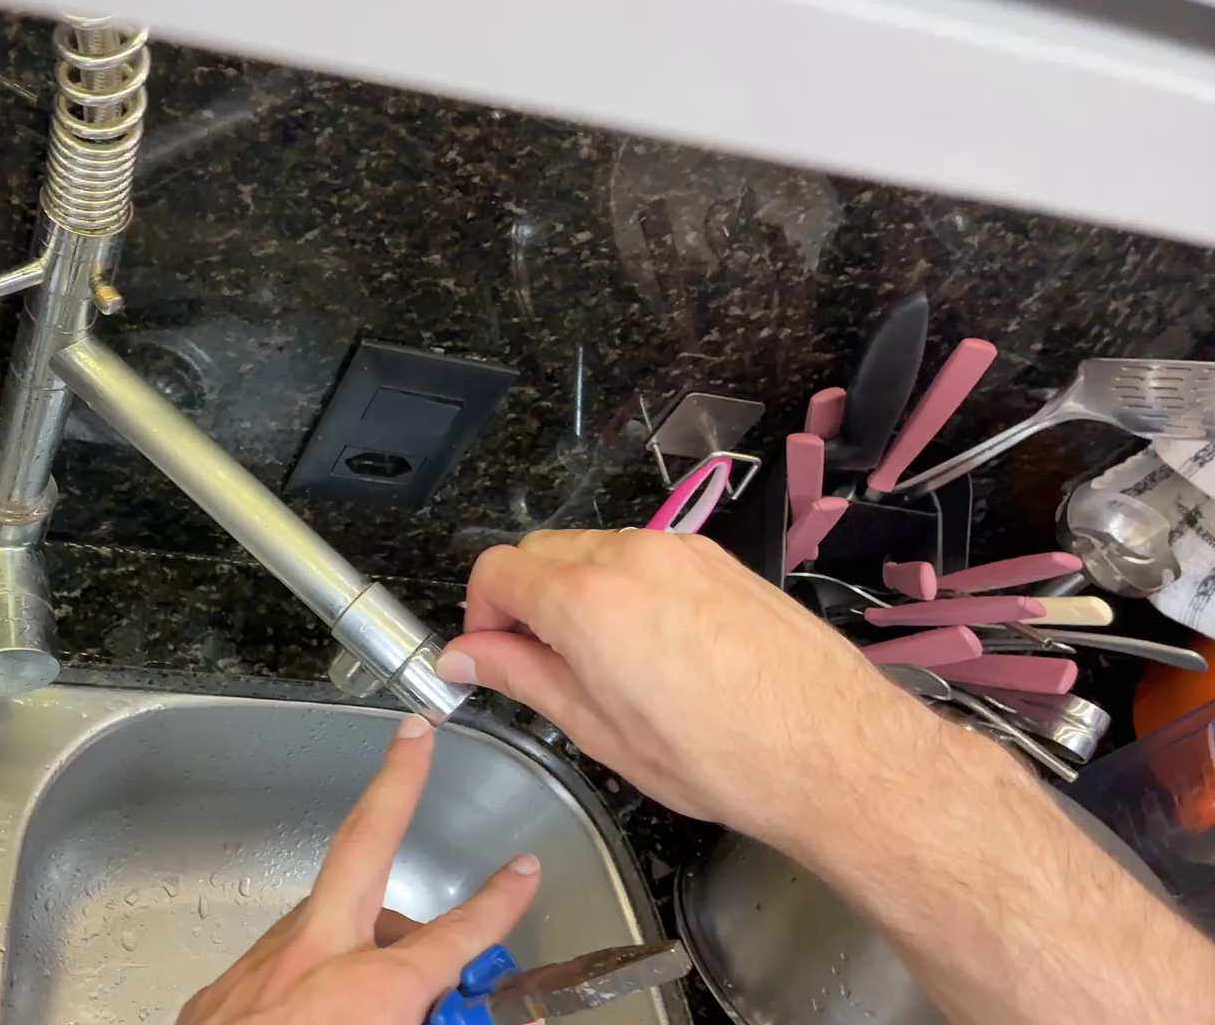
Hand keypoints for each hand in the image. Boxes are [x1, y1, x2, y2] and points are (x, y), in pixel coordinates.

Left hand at [178, 714, 541, 1024]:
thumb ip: (429, 1018)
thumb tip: (449, 1003)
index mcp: (363, 997)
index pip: (451, 941)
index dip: (496, 906)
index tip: (523, 868)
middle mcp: (309, 963)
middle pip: (362, 846)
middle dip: (396, 783)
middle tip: (416, 731)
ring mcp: (259, 967)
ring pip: (329, 915)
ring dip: (368, 927)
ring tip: (396, 977)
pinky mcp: (223, 991)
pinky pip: (290, 958)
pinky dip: (321, 967)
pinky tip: (325, 1007)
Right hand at [437, 530, 921, 838]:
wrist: (843, 757)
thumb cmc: (716, 756)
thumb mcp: (594, 726)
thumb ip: (515, 675)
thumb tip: (461, 656)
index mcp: (584, 599)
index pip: (495, 571)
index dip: (479, 613)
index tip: (491, 652)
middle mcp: (625, 555)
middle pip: (534, 551)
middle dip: (519, 597)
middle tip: (537, 656)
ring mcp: (674, 548)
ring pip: (583, 547)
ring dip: (567, 587)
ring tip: (599, 652)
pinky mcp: (712, 556)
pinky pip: (635, 552)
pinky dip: (615, 581)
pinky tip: (647, 637)